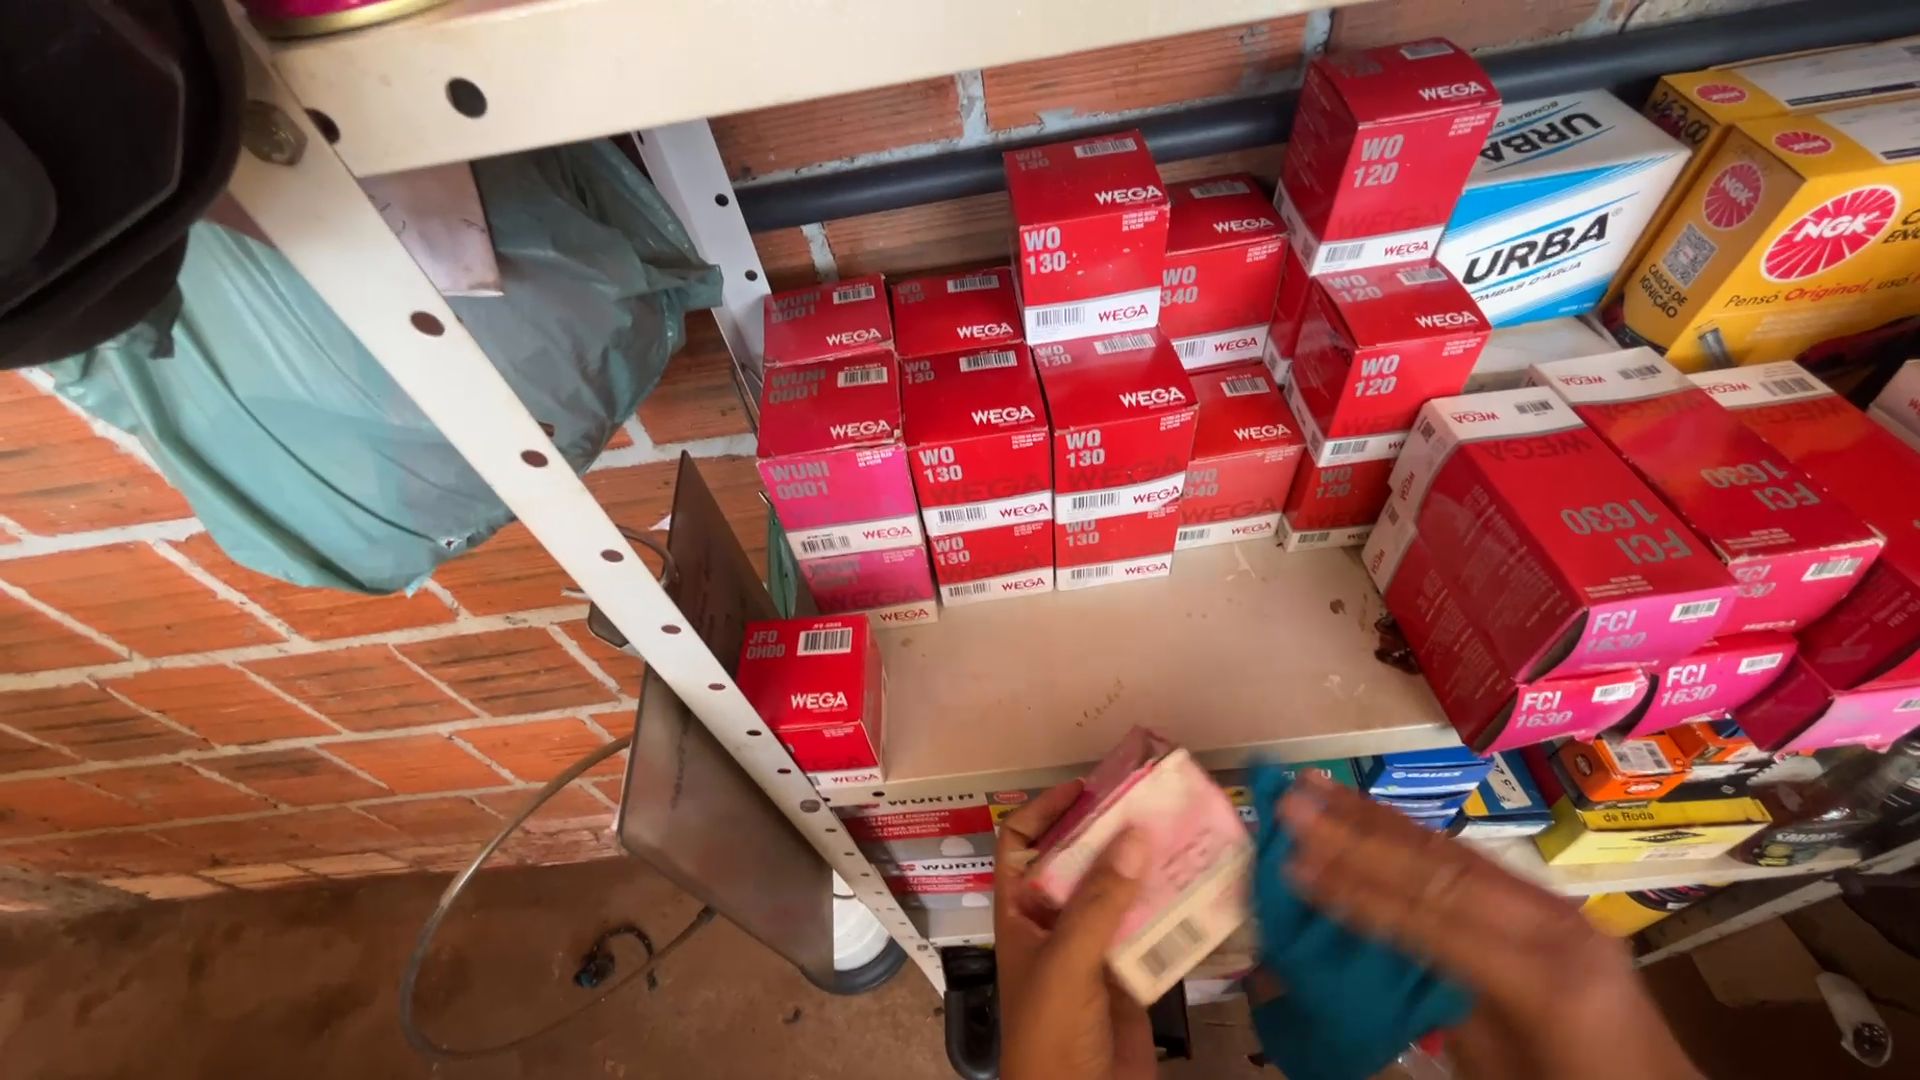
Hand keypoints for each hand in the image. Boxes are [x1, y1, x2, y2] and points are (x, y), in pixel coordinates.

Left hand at [994, 779, 1157, 1079]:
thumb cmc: (1051, 1032)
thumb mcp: (1066, 961)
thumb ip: (1099, 901)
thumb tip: (1133, 834)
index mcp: (1022, 909)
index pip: (1022, 841)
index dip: (1047, 809)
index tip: (1087, 787)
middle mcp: (1056, 919)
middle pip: (1080, 859)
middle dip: (1111, 831)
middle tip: (1152, 802)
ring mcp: (1094, 945)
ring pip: (1120, 890)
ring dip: (1148, 865)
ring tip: (1185, 832)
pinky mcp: (1130, 971)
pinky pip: (1151, 928)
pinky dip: (1173, 908)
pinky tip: (1200, 886)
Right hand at [1278, 773, 1703, 1079]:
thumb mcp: (1495, 1067)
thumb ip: (1428, 1000)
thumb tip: (1341, 953)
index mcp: (1547, 981)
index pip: (1432, 919)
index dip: (1356, 890)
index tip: (1294, 863)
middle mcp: (1555, 928)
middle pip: (1437, 867)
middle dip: (1354, 834)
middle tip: (1291, 802)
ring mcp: (1554, 908)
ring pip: (1450, 851)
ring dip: (1373, 816)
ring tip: (1316, 784)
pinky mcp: (1547, 903)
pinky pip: (1468, 859)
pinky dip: (1409, 832)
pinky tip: (1369, 811)